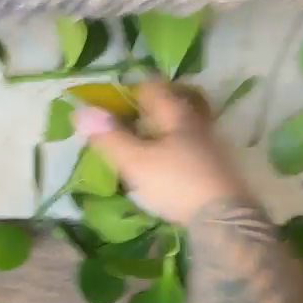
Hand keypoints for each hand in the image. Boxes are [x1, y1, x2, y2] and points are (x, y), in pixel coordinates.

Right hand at [71, 79, 246, 224]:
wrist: (221, 216)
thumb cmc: (175, 183)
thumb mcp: (135, 162)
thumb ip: (109, 137)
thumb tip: (80, 111)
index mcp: (177, 113)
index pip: (152, 87)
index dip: (129, 90)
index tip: (111, 102)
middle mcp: (197, 121)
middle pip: (172, 102)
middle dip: (149, 107)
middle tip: (128, 119)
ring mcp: (210, 143)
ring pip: (183, 125)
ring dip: (163, 128)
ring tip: (143, 143)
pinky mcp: (216, 165)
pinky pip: (190, 145)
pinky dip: (174, 147)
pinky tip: (165, 164)